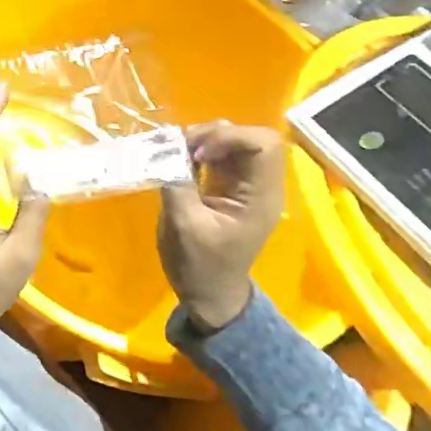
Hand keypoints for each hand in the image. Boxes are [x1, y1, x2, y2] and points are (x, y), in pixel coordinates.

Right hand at [158, 122, 285, 331]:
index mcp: (261, 198)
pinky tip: (180, 160)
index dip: (231, 137)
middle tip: (183, 148)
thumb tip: (167, 151)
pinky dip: (200, 150)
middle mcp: (260, 186)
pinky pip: (222, 155)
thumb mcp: (183, 227)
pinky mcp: (230, 186)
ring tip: (178, 153)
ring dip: (206, 140)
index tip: (199, 153)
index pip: (263, 145)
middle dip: (216, 134)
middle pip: (251, 138)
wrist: (208, 296)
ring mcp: (246, 185)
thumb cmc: (200, 267)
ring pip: (235, 142)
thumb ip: (178, 184)